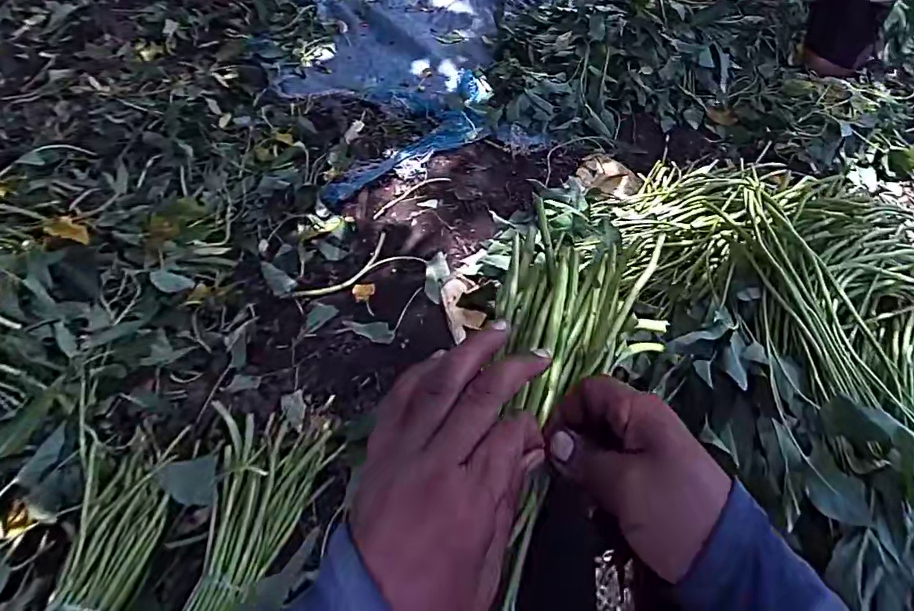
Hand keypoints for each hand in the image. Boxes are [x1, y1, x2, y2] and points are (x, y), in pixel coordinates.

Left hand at [350, 323, 549, 610]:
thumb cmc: (431, 603)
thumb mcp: (486, 571)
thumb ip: (509, 503)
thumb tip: (531, 452)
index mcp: (468, 498)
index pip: (510, 434)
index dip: (530, 423)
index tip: (536, 428)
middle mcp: (434, 464)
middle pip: (479, 396)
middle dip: (513, 367)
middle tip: (536, 352)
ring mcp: (401, 453)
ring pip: (438, 384)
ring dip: (470, 351)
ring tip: (496, 330)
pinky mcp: (377, 452)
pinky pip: (399, 398)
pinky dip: (422, 371)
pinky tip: (442, 358)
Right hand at [546, 377, 730, 583]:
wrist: (724, 556)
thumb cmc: (673, 510)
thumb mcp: (624, 485)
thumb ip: (586, 460)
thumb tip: (554, 442)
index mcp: (640, 409)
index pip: (591, 389)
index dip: (566, 410)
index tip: (549, 446)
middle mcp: (643, 422)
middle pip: (595, 418)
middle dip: (575, 444)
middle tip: (561, 479)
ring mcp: (649, 449)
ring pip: (603, 447)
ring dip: (588, 470)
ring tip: (582, 500)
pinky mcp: (652, 477)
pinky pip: (616, 469)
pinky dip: (603, 485)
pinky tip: (599, 510)